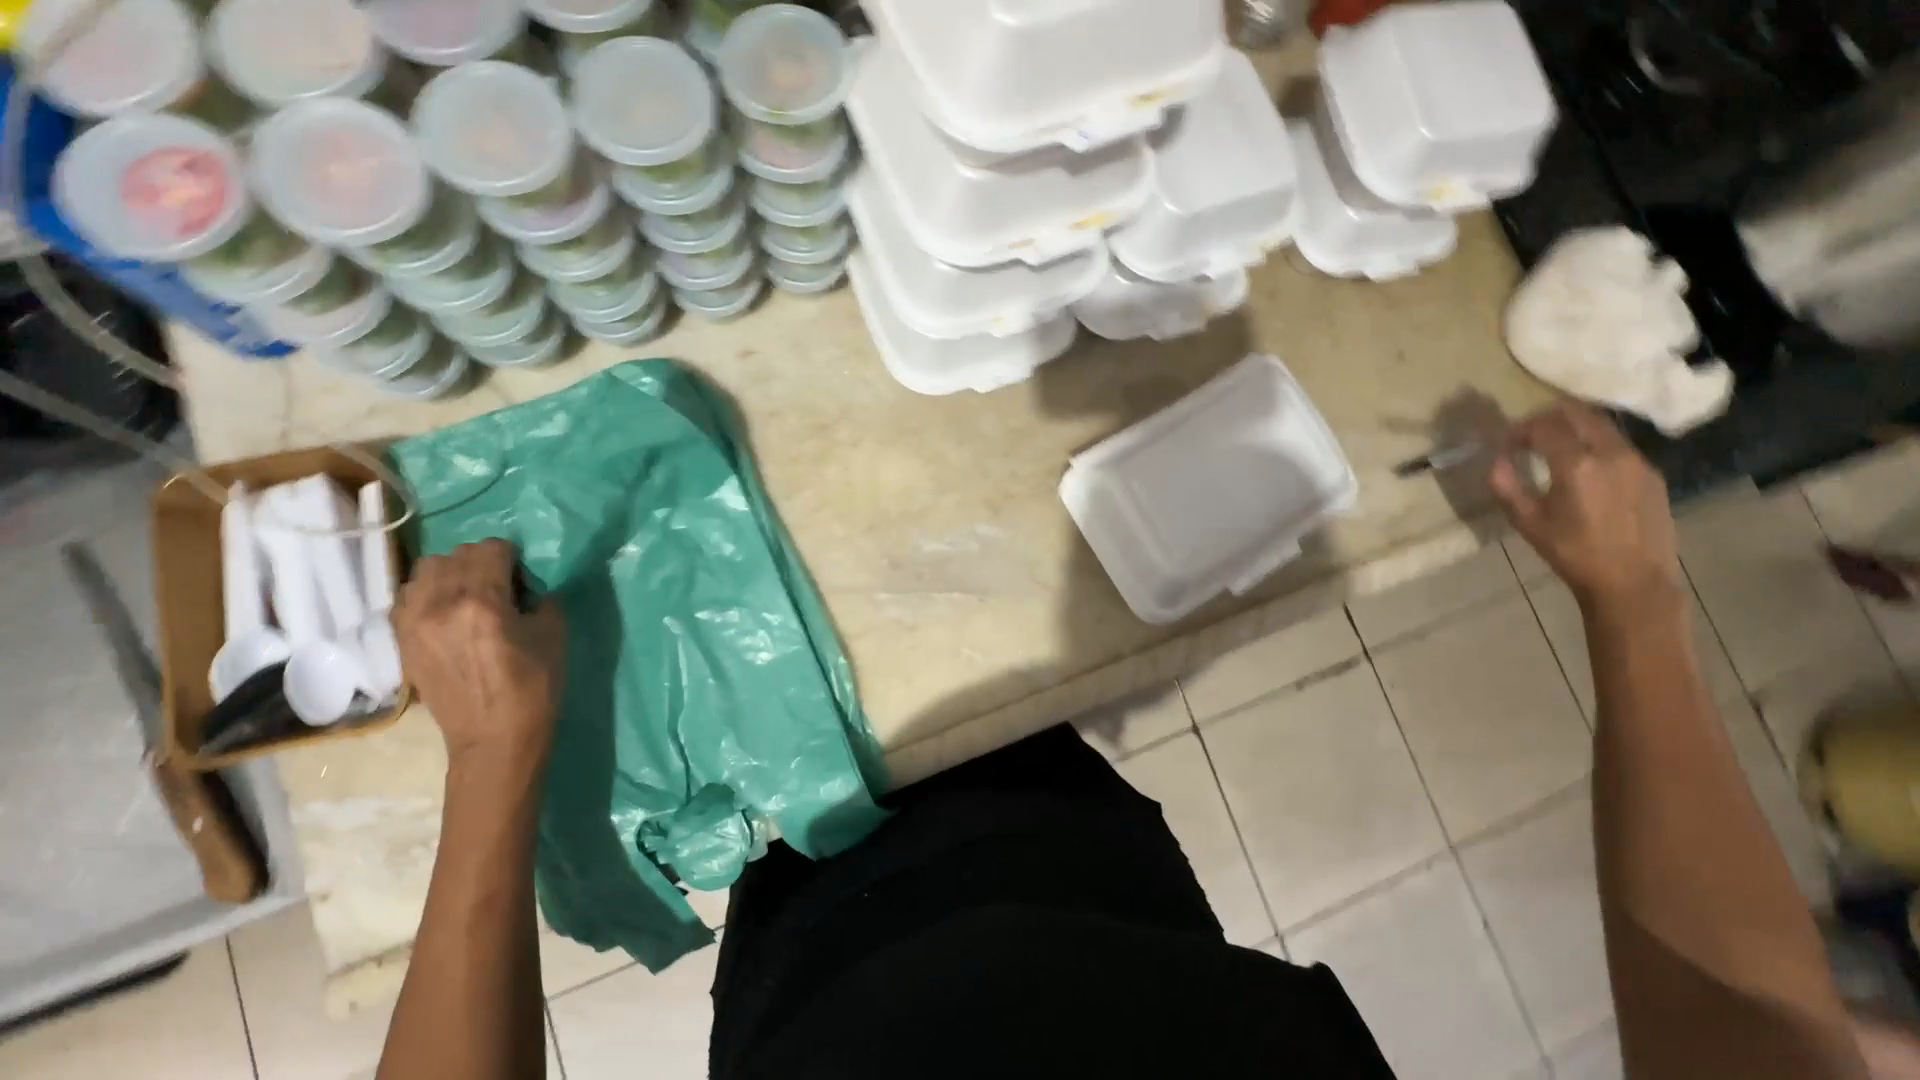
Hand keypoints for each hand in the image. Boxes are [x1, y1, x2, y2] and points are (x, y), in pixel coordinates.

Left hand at [393, 538, 565, 765]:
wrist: (492, 738)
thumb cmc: (533, 688)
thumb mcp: (554, 635)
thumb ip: (540, 598)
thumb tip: (525, 585)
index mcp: (482, 602)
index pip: (491, 549)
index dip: (511, 557)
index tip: (521, 577)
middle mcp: (441, 603)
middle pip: (457, 555)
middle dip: (481, 562)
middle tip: (498, 585)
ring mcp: (414, 621)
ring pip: (426, 569)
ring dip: (450, 573)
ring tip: (467, 596)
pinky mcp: (401, 638)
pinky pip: (407, 595)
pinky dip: (427, 593)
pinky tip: (445, 612)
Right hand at [1491, 401, 1685, 618]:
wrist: (1633, 581)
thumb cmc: (1573, 554)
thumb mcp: (1528, 523)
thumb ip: (1507, 486)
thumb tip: (1496, 461)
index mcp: (1576, 464)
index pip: (1544, 426)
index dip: (1520, 428)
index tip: (1508, 442)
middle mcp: (1610, 453)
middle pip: (1578, 413)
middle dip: (1549, 417)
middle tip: (1530, 434)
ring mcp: (1637, 461)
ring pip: (1602, 425)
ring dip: (1575, 428)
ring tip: (1557, 448)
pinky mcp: (1652, 473)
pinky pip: (1619, 446)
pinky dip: (1596, 445)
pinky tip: (1587, 470)